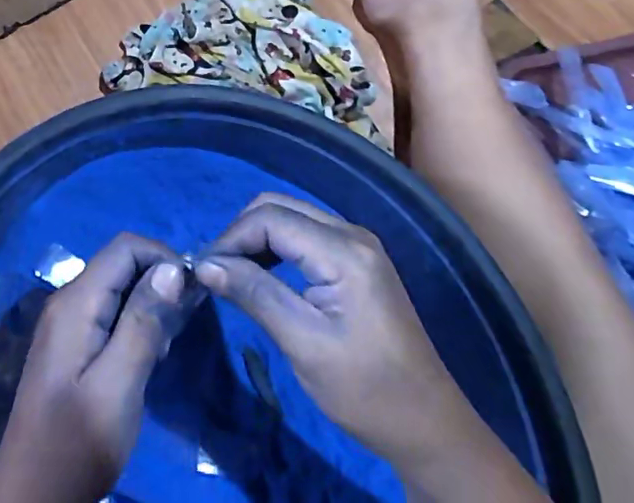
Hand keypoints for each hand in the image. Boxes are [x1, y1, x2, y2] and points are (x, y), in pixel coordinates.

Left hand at [0, 234, 190, 502]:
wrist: (33, 493)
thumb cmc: (77, 442)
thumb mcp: (118, 386)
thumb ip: (143, 324)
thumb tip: (172, 269)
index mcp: (75, 302)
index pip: (124, 247)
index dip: (163, 257)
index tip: (195, 293)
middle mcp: (68, 301)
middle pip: (121, 264)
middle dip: (159, 282)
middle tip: (185, 326)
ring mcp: (68, 324)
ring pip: (118, 289)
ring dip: (151, 305)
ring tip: (169, 345)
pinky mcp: (73, 345)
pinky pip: (110, 314)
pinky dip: (137, 324)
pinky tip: (151, 356)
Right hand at [194, 194, 486, 466]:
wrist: (429, 427)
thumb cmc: (367, 392)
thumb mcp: (303, 344)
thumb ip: (254, 294)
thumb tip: (205, 265)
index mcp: (345, 252)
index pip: (269, 219)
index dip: (231, 238)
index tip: (205, 271)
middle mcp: (352, 234)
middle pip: (277, 207)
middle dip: (240, 233)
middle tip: (216, 271)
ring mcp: (358, 244)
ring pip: (289, 216)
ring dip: (255, 238)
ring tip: (232, 274)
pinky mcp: (357, 259)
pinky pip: (304, 233)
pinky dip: (275, 246)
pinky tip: (261, 274)